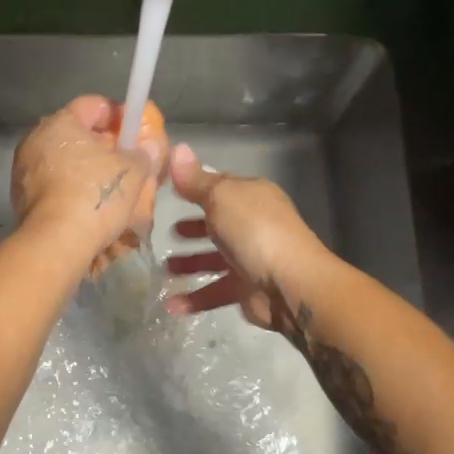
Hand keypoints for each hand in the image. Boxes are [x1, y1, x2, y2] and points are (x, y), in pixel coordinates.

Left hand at [11, 96, 164, 261]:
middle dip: (102, 146)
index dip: (117, 114)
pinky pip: (53, 185)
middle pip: (76, 134)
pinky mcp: (21, 199)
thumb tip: (148, 147)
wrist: (55, 244)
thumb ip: (143, 153)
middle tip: (125, 162)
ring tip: (108, 189)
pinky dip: (70, 190)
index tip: (135, 131)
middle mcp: (36, 140)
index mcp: (60, 123)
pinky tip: (88, 207)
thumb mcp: (132, 172)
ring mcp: (24, 171)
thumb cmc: (95, 197)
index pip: (92, 105)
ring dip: (85, 170)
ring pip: (63, 161)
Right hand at [164, 143, 331, 327]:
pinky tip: (170, 305)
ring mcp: (251, 259)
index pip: (220, 187)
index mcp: (252, 197)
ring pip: (214, 260)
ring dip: (189, 264)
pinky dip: (194, 299)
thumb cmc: (255, 231)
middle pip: (218, 224)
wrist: (289, 284)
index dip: (195, 189)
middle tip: (167, 232)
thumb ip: (196, 180)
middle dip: (192, 229)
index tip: (167, 193)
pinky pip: (215, 292)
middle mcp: (254, 225)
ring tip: (164, 269)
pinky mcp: (246, 290)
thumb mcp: (221, 197)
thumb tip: (177, 149)